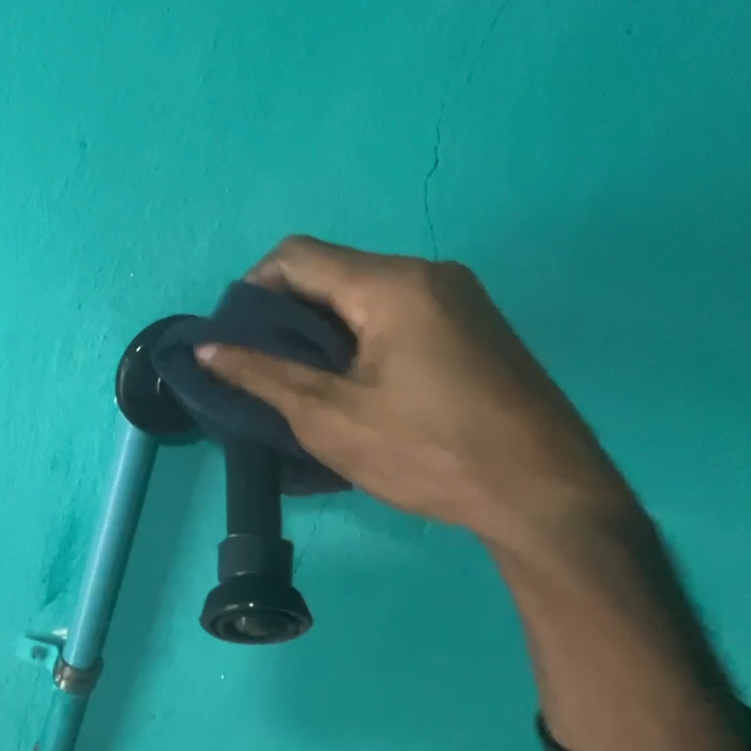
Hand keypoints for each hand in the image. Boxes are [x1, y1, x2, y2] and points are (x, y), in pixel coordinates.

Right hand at [194, 236, 636, 551]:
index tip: (234, 346)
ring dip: (318, 335)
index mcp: (391, 285)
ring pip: (359, 298)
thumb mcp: (329, 418)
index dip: (249, 293)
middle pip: (329, 274)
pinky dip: (355, 343)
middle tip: (260, 376)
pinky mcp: (469, 328)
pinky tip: (349, 392)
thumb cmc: (428, 453)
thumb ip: (261, 375)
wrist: (545, 493)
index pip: (294, 257)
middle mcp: (426, 275)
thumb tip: (205, 348)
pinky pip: (392, 317)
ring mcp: (455, 299)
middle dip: (282, 319)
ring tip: (299, 390)